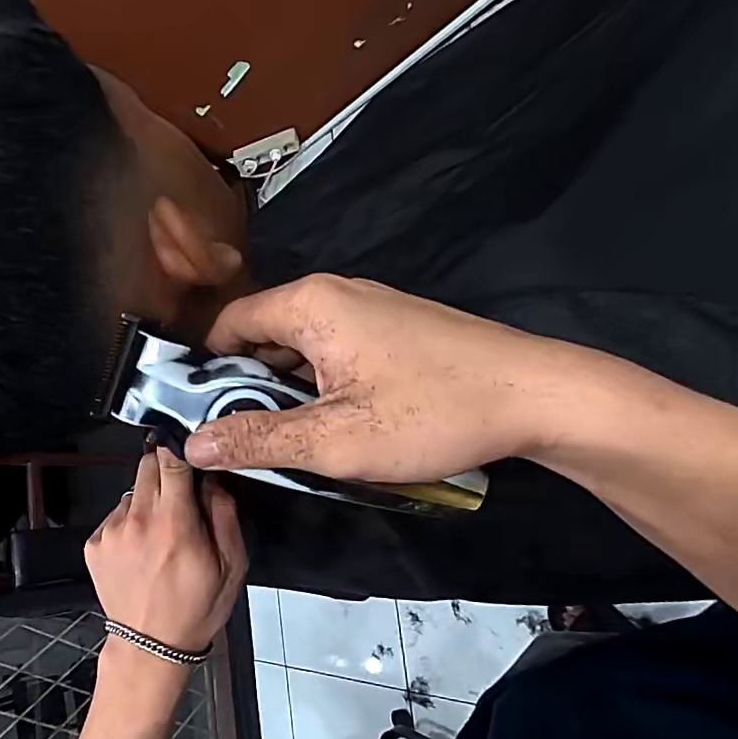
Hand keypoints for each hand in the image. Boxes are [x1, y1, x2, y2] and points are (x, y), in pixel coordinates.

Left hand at [85, 447, 247, 658]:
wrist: (149, 646)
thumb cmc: (194, 610)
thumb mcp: (231, 567)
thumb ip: (224, 515)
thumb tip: (214, 480)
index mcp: (174, 524)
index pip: (170, 460)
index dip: (178, 446)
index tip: (186, 446)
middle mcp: (137, 521)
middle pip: (147, 466)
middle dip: (165, 473)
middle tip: (179, 500)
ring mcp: (111, 531)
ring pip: (131, 492)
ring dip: (147, 502)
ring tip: (160, 536)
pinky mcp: (94, 543)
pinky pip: (115, 516)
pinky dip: (129, 524)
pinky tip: (141, 551)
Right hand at [184, 274, 595, 482]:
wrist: (543, 396)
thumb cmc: (432, 412)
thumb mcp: (333, 439)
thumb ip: (257, 439)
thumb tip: (195, 444)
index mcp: (308, 305)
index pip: (228, 325)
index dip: (208, 370)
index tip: (205, 414)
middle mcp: (332, 293)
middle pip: (261, 335)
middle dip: (247, 384)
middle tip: (248, 436)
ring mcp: (366, 306)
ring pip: (297, 346)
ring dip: (285, 389)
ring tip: (293, 436)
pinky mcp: (391, 325)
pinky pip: (330, 349)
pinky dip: (317, 382)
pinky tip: (336, 420)